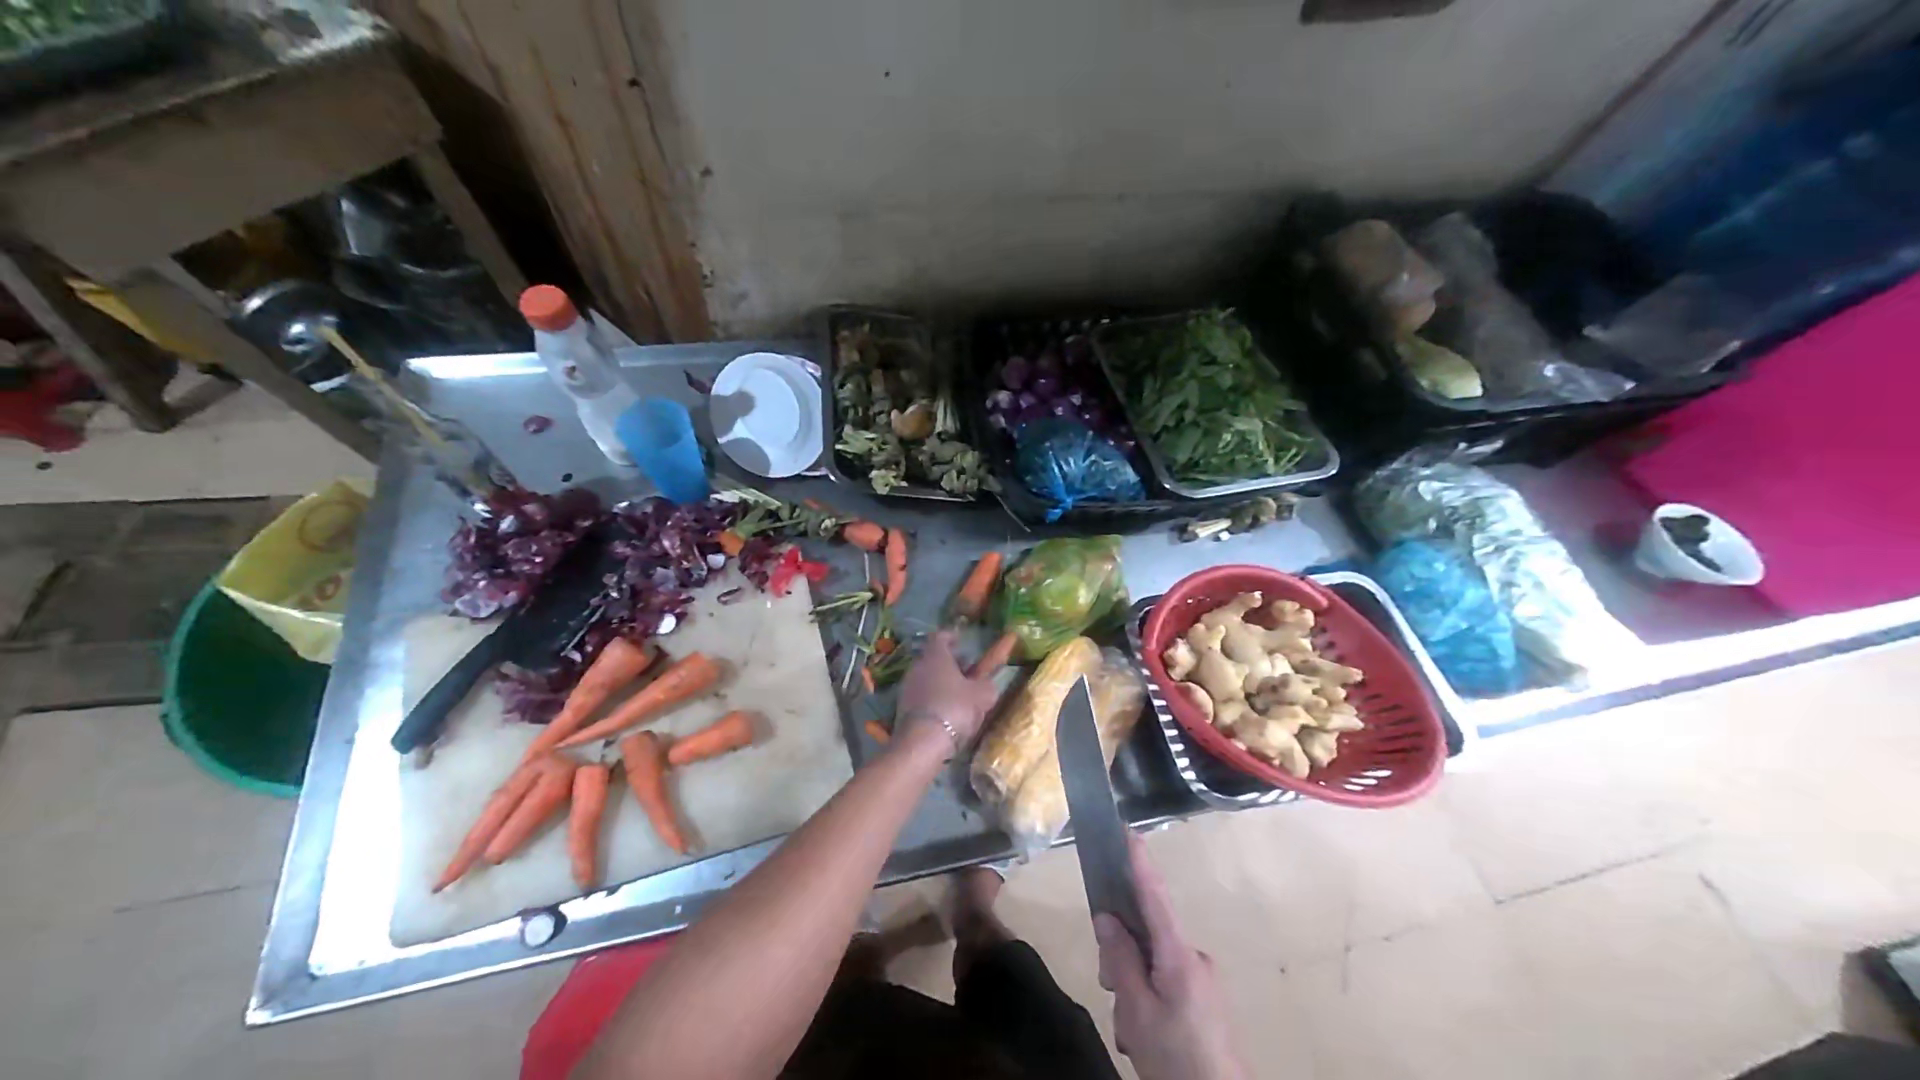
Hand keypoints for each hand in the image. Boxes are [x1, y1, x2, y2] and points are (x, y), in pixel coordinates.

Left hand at [893, 630, 999, 755]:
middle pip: (932, 657)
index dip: (951, 637)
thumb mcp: (982, 695)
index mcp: (935, 655)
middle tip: (964, 670)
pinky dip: (932, 697)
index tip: (961, 641)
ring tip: (957, 694)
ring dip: (940, 681)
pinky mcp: (901, 706)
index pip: (940, 636)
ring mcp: (906, 686)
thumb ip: (986, 684)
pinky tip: (944, 711)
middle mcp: (917, 665)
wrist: (922, 741)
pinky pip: (920, 695)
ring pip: (926, 676)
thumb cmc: (955, 708)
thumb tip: (985, 683)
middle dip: (948, 662)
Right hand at [1094, 833, 1247, 1079]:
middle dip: (1122, 960)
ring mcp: (1200, 981)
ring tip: (1132, 1032)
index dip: (1140, 863)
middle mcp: (1193, 959)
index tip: (1128, 831)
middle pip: (1145, 937)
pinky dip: (1147, 1003)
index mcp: (1179, 955)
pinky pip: (1164, 986)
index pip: (1155, 896)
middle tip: (1114, 997)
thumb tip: (1107, 917)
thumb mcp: (1137, 1011)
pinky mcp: (1203, 1002)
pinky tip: (1143, 1037)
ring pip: (1151, 966)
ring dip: (1133, 991)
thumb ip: (1120, 960)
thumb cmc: (1176, 1056)